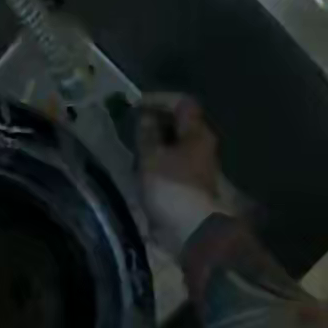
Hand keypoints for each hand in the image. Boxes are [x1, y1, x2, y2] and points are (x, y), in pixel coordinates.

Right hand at [137, 94, 234, 253]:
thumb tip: (145, 117)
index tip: (134, 104)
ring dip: (152, 140)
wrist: (188, 228)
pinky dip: (153, 158)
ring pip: (172, 143)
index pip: (182, 104)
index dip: (159, 99)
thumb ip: (147, 136)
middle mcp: (199, 145)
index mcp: (196, 134)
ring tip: (130, 143)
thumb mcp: (152, 158)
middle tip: (129, 123)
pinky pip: (167, 161)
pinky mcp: (183, 183)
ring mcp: (192, 165)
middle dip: (154, 120)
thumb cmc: (170, 188)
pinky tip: (137, 165)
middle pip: (179, 123)